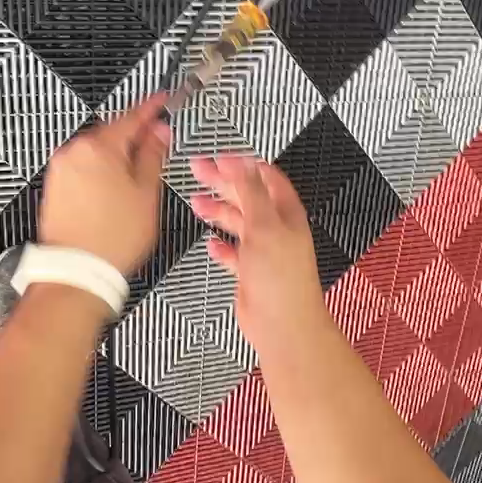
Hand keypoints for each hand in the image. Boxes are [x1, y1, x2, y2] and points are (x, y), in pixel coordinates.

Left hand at [39, 94, 172, 274]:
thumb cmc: (110, 239)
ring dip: (115, 158)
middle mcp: (73, 153)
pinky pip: (82, 170)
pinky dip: (99, 175)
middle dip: (133, 138)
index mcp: (98, 148)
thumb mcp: (146, 194)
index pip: (131, 116)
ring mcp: (60, 171)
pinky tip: (113, 195)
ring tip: (135, 181)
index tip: (161, 100)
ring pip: (95, 153)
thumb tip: (158, 133)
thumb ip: (153, 156)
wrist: (77, 271)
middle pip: (110, 134)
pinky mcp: (54, 188)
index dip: (151, 108)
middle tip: (156, 145)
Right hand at [189, 154, 334, 357]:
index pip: (263, 177)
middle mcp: (276, 230)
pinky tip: (211, 244)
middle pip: (247, 196)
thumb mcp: (264, 226)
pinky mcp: (252, 273)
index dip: (241, 165)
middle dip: (223, 182)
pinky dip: (222, 247)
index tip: (218, 157)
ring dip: (218, 211)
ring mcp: (264, 252)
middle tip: (198, 170)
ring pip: (238, 223)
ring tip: (197, 202)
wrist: (283, 325)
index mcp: (284, 213)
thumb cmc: (282, 281)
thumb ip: (251, 192)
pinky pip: (234, 254)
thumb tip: (242, 161)